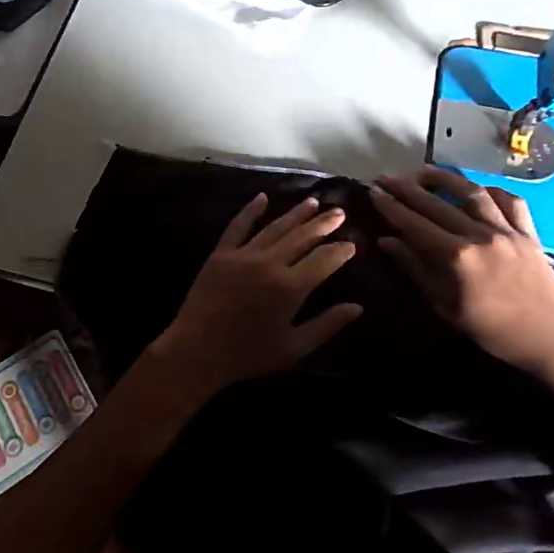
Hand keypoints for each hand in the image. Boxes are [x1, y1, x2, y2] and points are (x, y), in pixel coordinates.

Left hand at [154, 194, 362, 392]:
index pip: (324, 259)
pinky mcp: (221, 254)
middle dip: (323, 224)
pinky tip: (262, 197)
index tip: (352, 244)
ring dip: (296, 214)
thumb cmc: (248, 355)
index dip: (341, 251)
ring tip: (312, 202)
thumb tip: (357, 308)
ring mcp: (243, 255)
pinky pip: (238, 226)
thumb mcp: (294, 348)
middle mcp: (270, 263)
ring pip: (275, 227)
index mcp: (290, 287)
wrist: (196, 353)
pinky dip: (250, 210)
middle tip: (339, 212)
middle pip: (302, 236)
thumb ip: (327, 325)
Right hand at [371, 166, 553, 378]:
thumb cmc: (492, 331)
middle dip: (408, 189)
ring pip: (472, 193)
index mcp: (457, 258)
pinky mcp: (529, 231)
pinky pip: (510, 201)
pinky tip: (477, 188)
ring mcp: (507, 230)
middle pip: (437, 204)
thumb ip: (416, 270)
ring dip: (445, 178)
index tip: (374, 192)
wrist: (550, 339)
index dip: (392, 206)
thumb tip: (387, 242)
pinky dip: (491, 191)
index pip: (415, 224)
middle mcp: (481, 235)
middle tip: (386, 178)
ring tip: (423, 171)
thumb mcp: (446, 307)